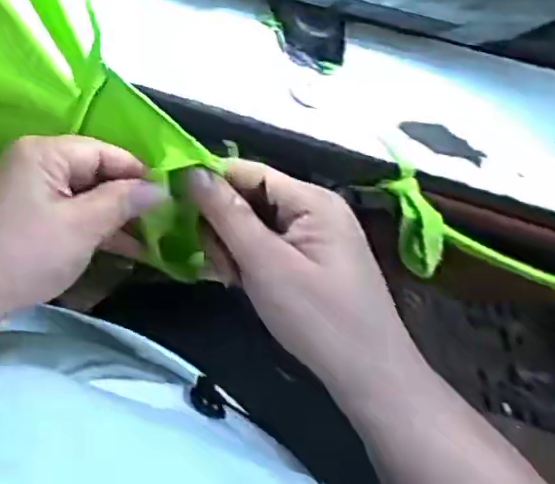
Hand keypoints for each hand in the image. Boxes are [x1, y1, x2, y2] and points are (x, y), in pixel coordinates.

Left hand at [0, 136, 168, 316]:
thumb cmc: (29, 252)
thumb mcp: (82, 226)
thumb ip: (121, 202)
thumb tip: (160, 188)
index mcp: (43, 151)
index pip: (102, 150)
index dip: (138, 172)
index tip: (176, 198)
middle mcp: (37, 157)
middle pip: (95, 168)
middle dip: (130, 194)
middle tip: (173, 221)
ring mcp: (34, 182)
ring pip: (87, 189)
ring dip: (118, 212)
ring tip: (162, 237)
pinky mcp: (35, 207)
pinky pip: (74, 205)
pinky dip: (99, 222)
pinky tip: (134, 246)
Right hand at [188, 160, 424, 397]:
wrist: (375, 384)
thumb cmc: (320, 318)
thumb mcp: (264, 262)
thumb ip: (224, 211)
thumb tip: (188, 169)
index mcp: (310, 199)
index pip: (240, 169)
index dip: (206, 184)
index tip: (179, 211)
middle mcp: (311, 206)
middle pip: (241, 193)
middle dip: (218, 222)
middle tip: (216, 260)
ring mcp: (310, 231)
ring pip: (245, 216)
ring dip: (227, 242)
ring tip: (230, 275)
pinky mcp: (305, 253)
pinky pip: (259, 237)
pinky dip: (242, 254)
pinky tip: (239, 278)